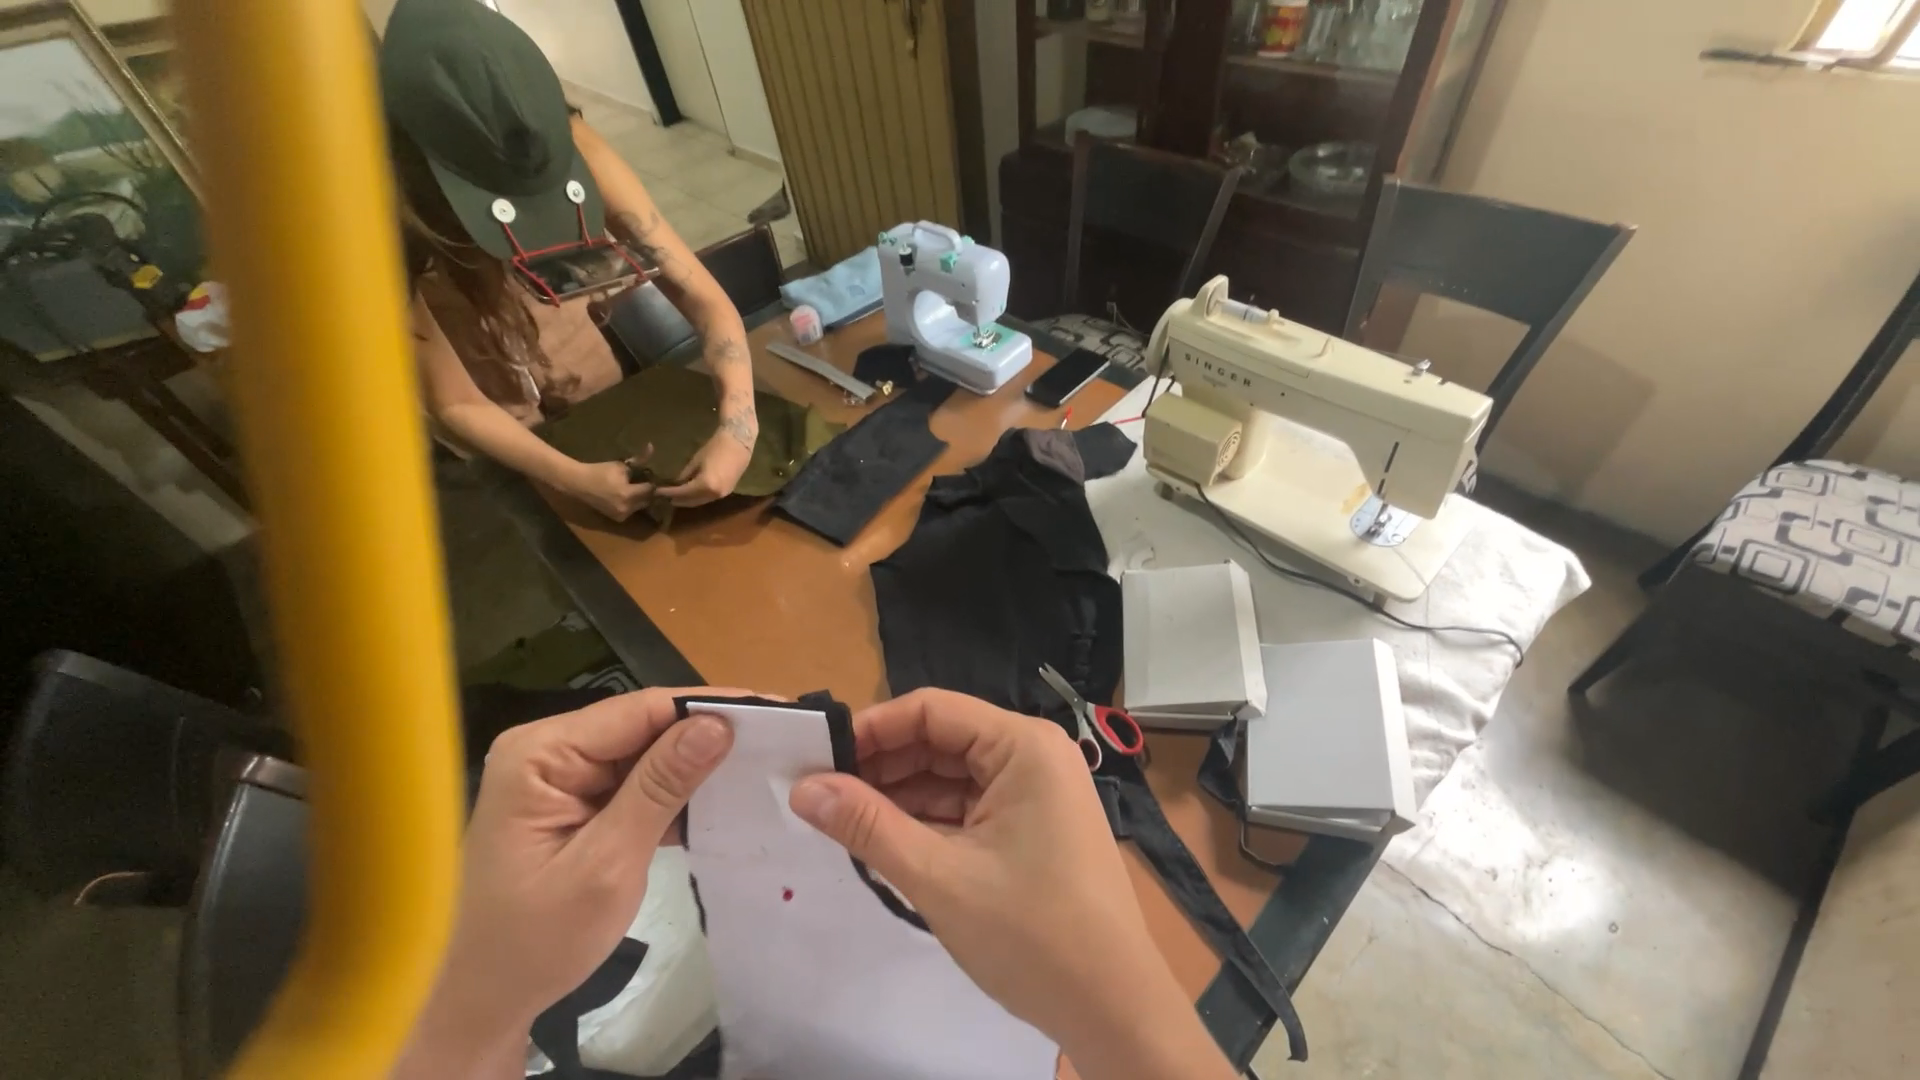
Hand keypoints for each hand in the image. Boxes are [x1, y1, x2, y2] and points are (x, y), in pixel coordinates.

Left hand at [394, 688, 742, 1077]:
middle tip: (779, 738)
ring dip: (698, 762)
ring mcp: (562, 773)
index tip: (773, 713)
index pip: (640, 710)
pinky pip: (638, 778)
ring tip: (763, 761)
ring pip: (648, 750)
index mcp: (540, 753)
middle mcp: (550, 749)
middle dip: (708, 733)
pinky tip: (722, 795)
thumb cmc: (536, 941)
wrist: (486, 1001)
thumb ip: (661, 787)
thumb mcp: (607, 864)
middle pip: (646, 724)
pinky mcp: (578, 798)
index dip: (709, 707)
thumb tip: (718, 725)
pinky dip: (677, 791)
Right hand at [565, 456, 653, 520]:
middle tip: (648, 482)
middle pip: (648, 500)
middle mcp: (626, 508)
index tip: (654, 476)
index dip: (653, 482)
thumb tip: (651, 446)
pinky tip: (630, 495)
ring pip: (641, 506)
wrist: (579, 484)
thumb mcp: (621, 465)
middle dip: (649, 491)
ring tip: (639, 488)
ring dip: (642, 498)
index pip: (650, 489)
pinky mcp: (617, 518)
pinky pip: (632, 511)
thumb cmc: (600, 472)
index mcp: (628, 494)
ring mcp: (622, 515)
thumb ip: (639, 459)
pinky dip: (633, 503)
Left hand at [656, 424, 751, 506]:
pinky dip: (699, 497)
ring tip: (677, 496)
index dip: (669, 492)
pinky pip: (710, 498)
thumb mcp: (696, 460)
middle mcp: (714, 494)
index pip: (682, 493)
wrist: (739, 443)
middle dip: (678, 499)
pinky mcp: (728, 491)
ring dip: (689, 500)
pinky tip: (692, 493)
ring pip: (701, 501)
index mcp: (705, 485)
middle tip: (665, 497)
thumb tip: (677, 483)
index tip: (657, 491)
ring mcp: (723, 494)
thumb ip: (685, 474)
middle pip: (692, 501)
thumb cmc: (716, 447)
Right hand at [787, 690, 1230, 1077]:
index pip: (933, 710)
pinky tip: (885, 838)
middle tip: (820, 793)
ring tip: (842, 818)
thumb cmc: (1032, 935)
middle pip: (942, 739)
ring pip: (953, 774)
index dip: (873, 729)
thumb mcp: (939, 877)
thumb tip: (803, 788)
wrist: (1114, 1010)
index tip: (818, 757)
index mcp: (1023, 745)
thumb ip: (868, 826)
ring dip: (901, 794)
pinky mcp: (1033, 824)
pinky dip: (928, 819)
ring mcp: (1036, 790)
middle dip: (883, 765)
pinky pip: (970, 805)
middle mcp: (1033, 754)